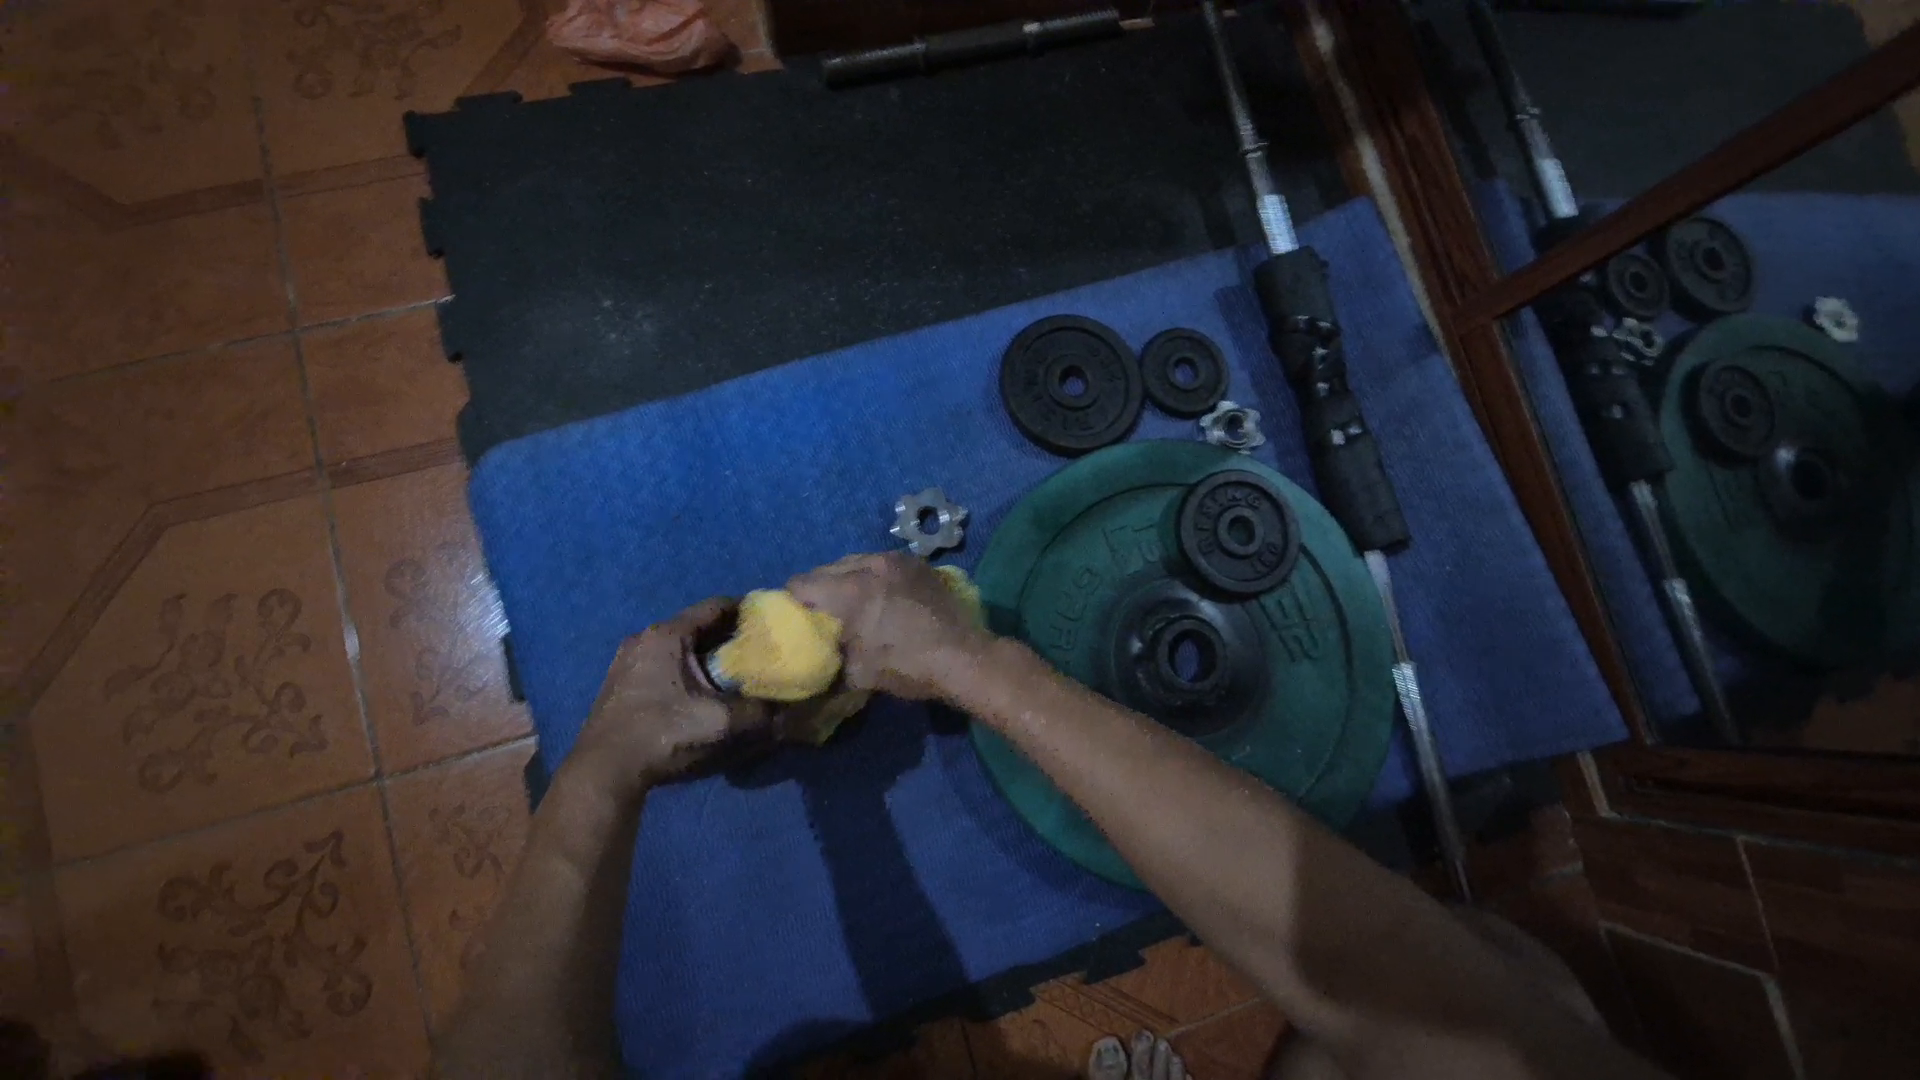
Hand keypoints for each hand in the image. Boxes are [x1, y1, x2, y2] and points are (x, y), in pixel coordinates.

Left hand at [571, 598, 773, 798]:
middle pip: (699, 627)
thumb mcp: (722, 723)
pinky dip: (688, 673)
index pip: (717, 606)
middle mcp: (645, 638)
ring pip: (680, 648)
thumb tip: (794, 711)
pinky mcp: (621, 685)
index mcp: (668, 634)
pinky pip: (665, 666)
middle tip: (761, 654)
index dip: (749, 612)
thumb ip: (762, 713)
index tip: (773, 626)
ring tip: (735, 676)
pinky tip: (702, 695)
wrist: (603, 773)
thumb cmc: (664, 735)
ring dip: (707, 659)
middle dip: (730, 639)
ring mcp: (628, 661)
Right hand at [786, 553, 993, 700]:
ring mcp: (898, 560)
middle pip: (827, 569)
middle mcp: (870, 564)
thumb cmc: (907, 666)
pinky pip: (883, 564)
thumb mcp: (858, 673)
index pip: (801, 583)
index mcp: (849, 589)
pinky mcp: (919, 564)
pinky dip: (875, 577)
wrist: (964, 657)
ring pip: (856, 562)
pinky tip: (882, 597)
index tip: (797, 618)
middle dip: (821, 590)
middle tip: (823, 615)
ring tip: (853, 604)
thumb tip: (820, 660)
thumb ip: (831, 660)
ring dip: (848, 580)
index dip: (793, 601)